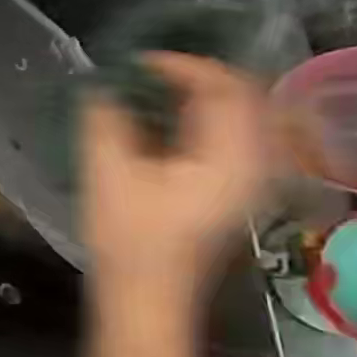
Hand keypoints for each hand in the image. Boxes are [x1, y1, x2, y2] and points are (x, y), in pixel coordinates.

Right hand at [81, 53, 266, 299]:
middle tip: (144, 70)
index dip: (181, 66)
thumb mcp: (108, 175)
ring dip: (199, 94)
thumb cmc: (129, 238)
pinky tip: (165, 120)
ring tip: (152, 88)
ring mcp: (249, 176)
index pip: (225, 88)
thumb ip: (106, 123)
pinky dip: (200, 116)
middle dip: (194, 75)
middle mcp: (256, 160)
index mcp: (232, 156)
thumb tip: (100, 86)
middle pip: (242, 96)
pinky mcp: (233, 188)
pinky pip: (230, 134)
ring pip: (238, 114)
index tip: (134, 62)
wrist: (147, 294)